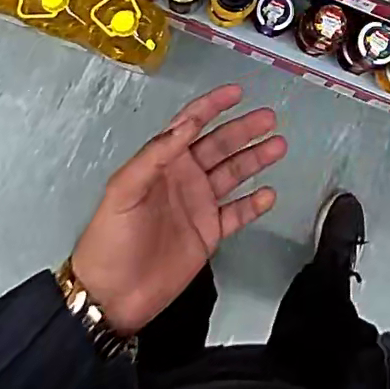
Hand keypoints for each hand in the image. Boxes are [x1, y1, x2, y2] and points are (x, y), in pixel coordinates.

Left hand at [70, 85, 285, 334]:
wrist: (111, 296)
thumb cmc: (112, 237)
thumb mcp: (124, 189)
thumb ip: (156, 154)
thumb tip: (188, 123)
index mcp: (164, 161)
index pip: (191, 124)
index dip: (213, 106)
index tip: (237, 92)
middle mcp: (185, 176)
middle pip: (220, 145)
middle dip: (244, 129)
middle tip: (269, 117)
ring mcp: (199, 204)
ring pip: (234, 174)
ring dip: (255, 158)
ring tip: (278, 145)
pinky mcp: (209, 234)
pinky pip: (237, 213)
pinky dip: (254, 204)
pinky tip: (269, 194)